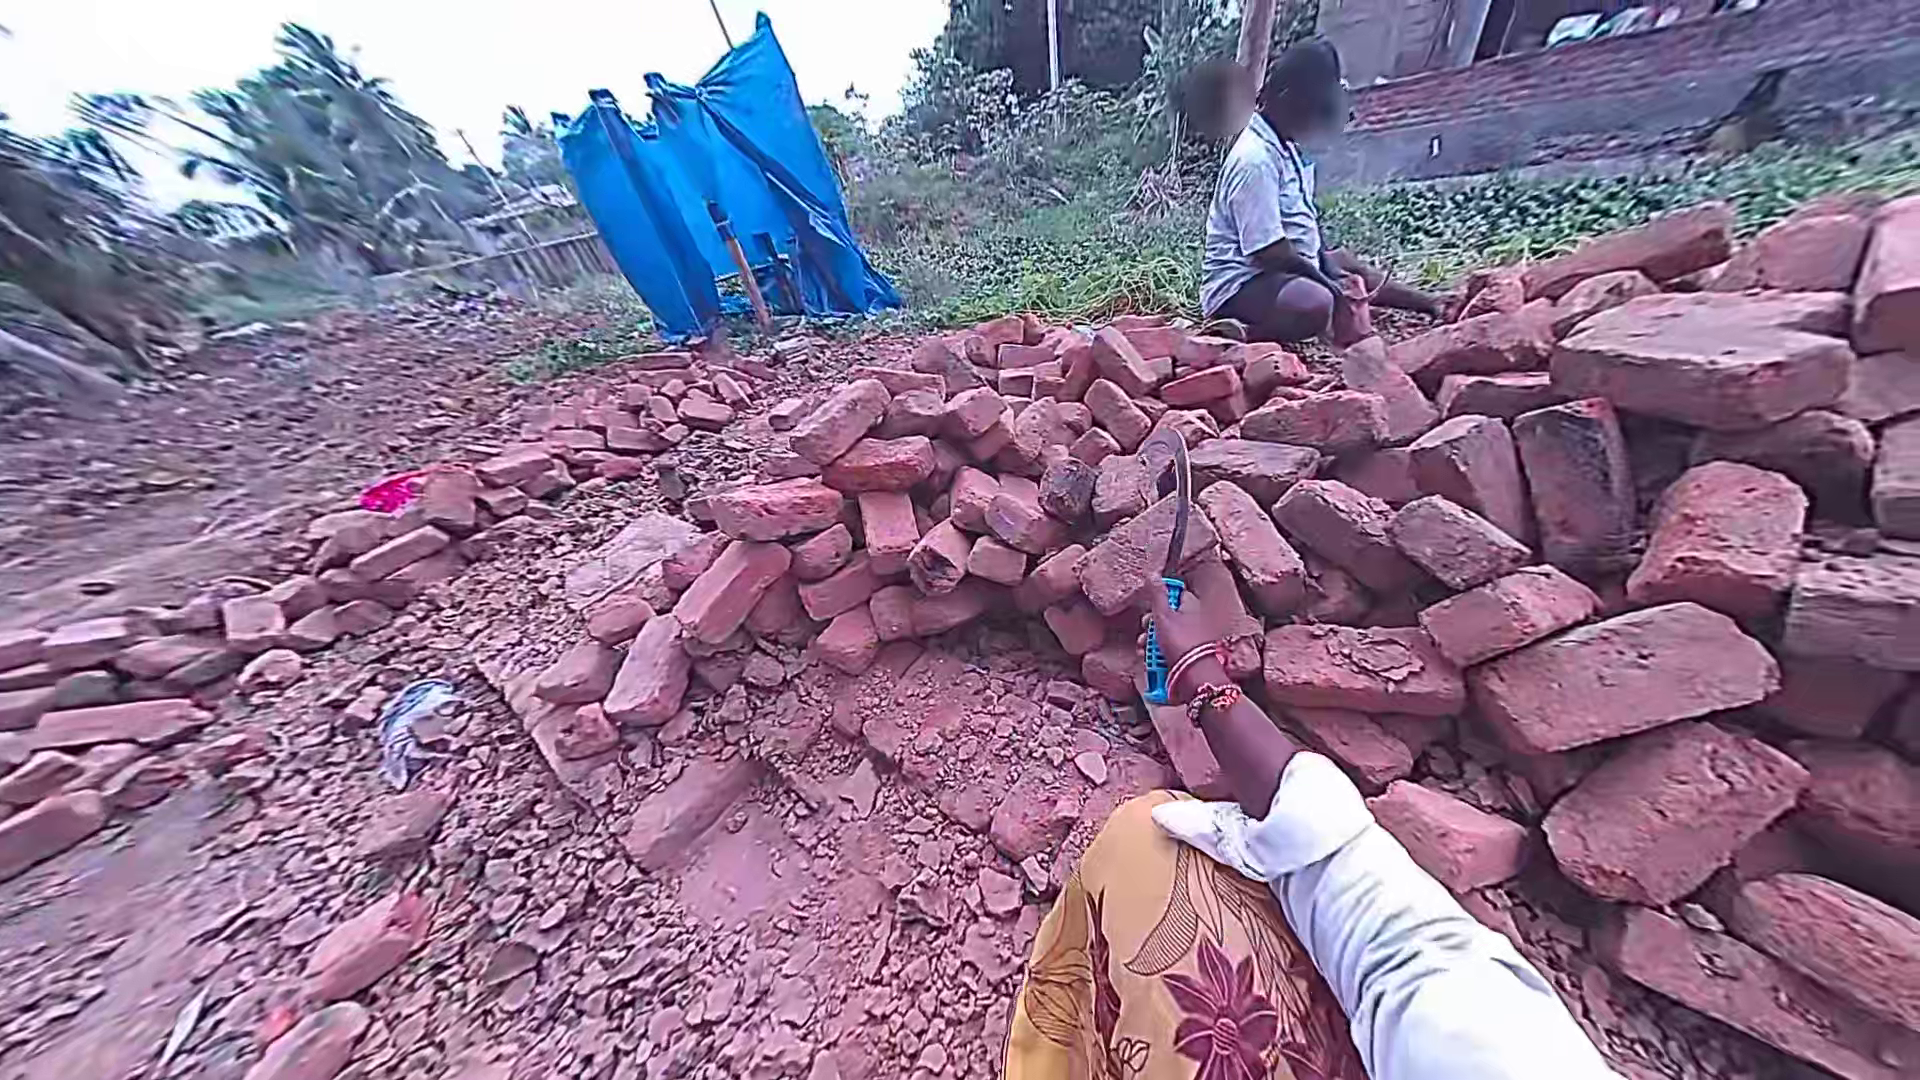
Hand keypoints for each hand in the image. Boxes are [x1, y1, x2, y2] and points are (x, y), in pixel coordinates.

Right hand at [1138, 577, 1232, 702]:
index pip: (1175, 594)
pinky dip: (1156, 655)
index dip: (1161, 598)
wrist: (1192, 677)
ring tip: (1145, 648)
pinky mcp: (1184, 657)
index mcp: (1191, 607)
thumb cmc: (1181, 643)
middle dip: (1151, 625)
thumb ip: (1157, 595)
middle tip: (1146, 629)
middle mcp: (1192, 622)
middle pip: (1166, 616)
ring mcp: (1188, 641)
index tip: (1151, 605)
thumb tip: (1154, 575)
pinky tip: (1150, 659)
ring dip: (1150, 642)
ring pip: (1164, 635)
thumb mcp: (1163, 614)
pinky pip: (1166, 651)